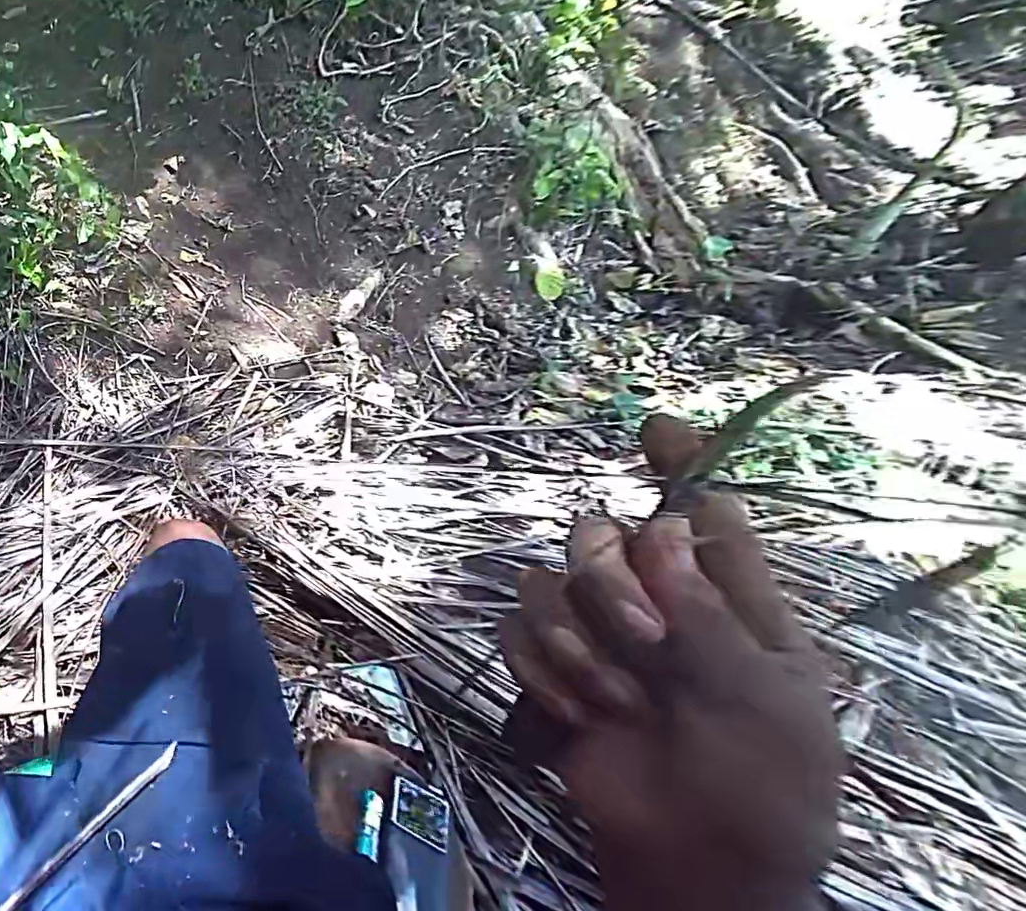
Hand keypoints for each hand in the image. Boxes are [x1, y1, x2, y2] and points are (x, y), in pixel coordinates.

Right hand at [498, 416, 841, 910]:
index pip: (702, 514)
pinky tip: (581, 710)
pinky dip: (545, 669)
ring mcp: (593, 629)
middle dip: (611, 582)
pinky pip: (517, 627)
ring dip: (577, 640)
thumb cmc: (757, 784)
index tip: (656, 426)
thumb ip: (706, 609)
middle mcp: (652, 601)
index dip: (682, 466)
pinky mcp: (544, 656)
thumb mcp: (761, 699)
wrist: (686, 852)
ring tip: (613, 695)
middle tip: (645, 639)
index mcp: (728, 603)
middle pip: (599, 535)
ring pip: (546, 579)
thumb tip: (657, 525)